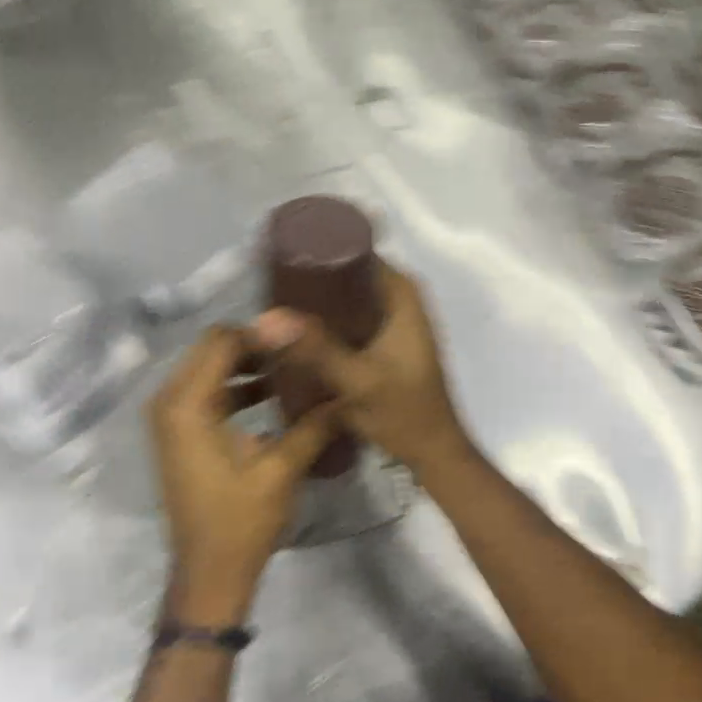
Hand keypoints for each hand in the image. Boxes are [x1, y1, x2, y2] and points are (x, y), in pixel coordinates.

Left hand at [146, 325, 338, 625]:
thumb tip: (347, 393)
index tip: (299, 341)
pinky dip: (235, 386)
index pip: (222, 341)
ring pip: (209, 368)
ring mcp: (170, 418)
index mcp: (187, 405)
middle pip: (212, 349)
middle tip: (297, 352)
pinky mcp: (179, 433)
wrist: (208, 574)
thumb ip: (313, 424)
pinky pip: (206, 391)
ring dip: (246, 366)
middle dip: (254, 346)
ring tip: (291, 371)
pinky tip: (272, 397)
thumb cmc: (241, 521)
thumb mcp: (282, 470)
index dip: (261, 335)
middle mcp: (169, 402)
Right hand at [252, 263, 472, 474]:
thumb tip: (266, 318)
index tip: (280, 255)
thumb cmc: (404, 412)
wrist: (434, 451)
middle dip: (313, 276)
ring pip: (350, 296)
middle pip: (350, 272)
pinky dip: (330, 319)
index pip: (357, 250)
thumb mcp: (357, 380)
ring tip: (276, 303)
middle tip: (269, 283)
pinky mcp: (388, 342)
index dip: (320, 249)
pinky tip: (298, 331)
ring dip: (319, 299)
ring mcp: (397, 320)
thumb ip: (316, 349)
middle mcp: (403, 298)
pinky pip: (353, 316)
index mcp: (403, 294)